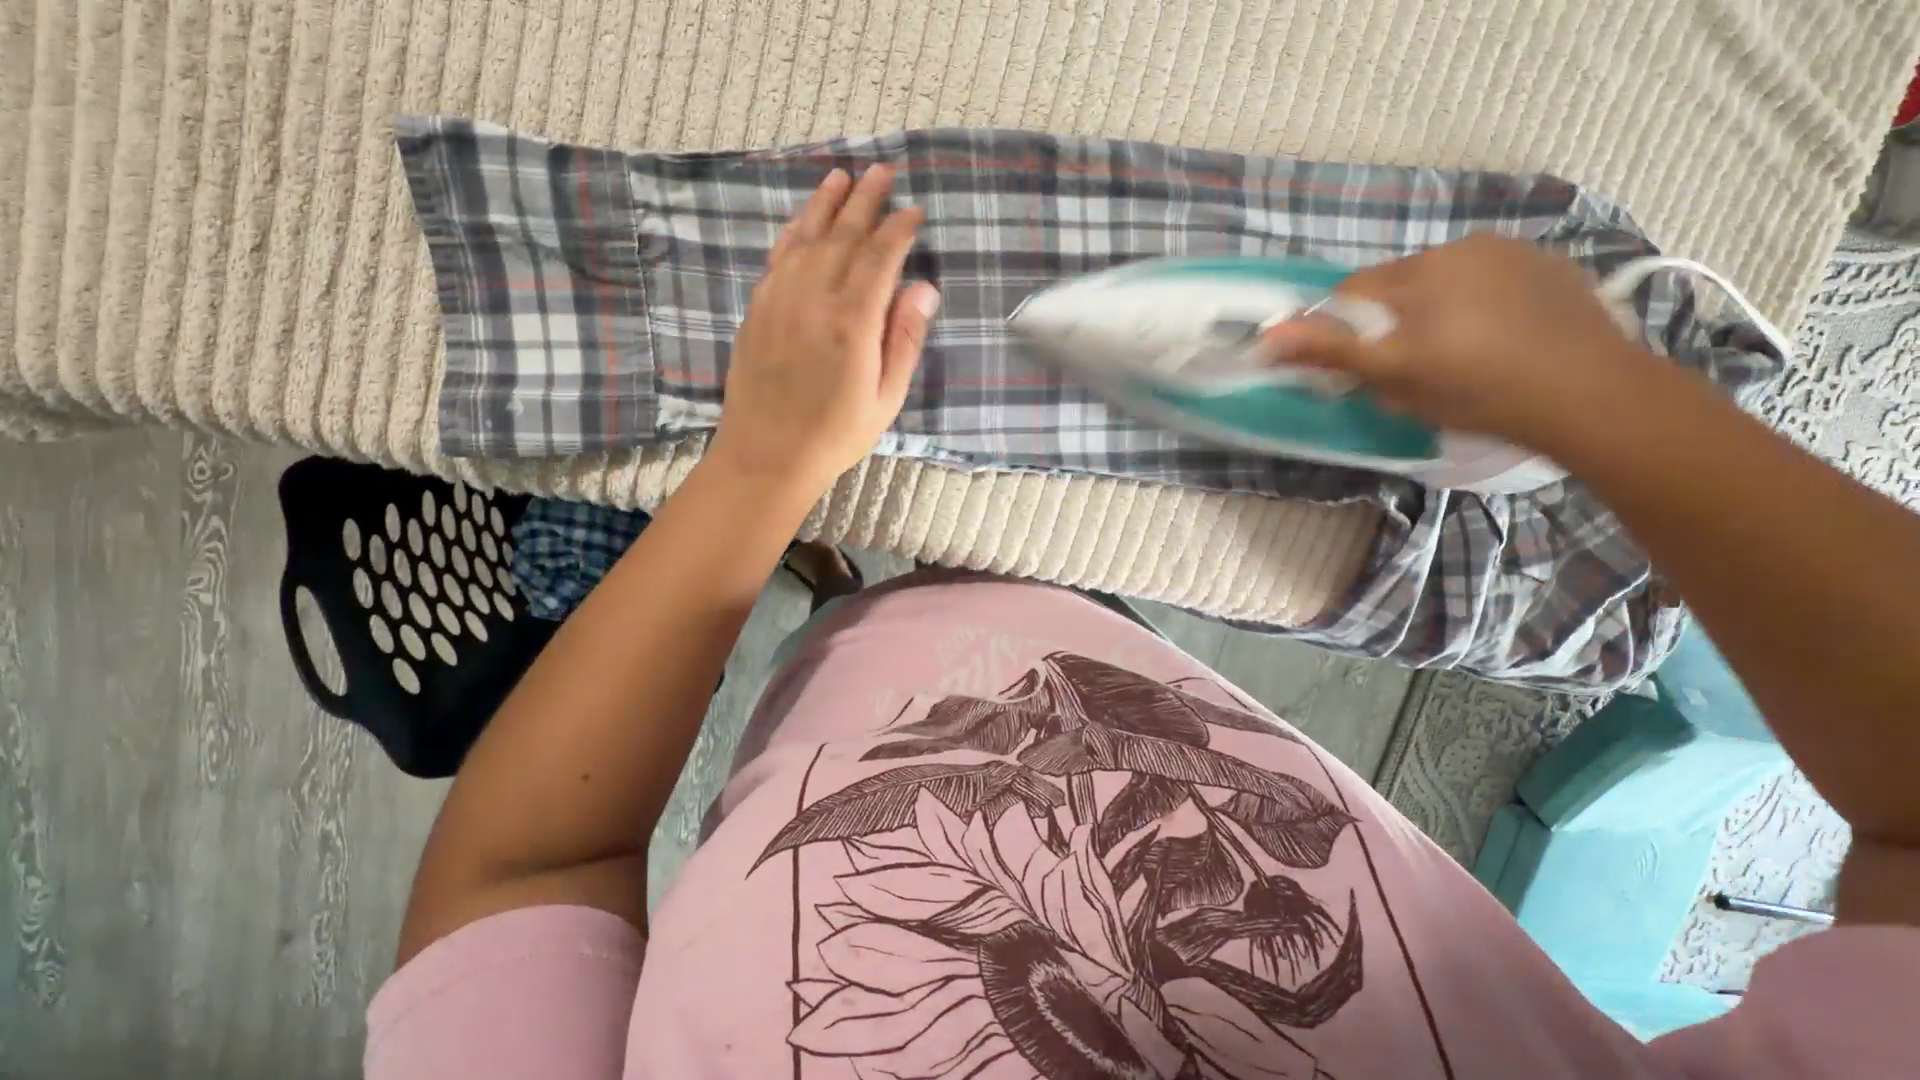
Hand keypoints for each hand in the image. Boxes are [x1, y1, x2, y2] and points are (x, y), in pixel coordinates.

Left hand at [707, 166, 940, 500]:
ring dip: (825, 204)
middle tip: (882, 171)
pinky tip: (802, 220)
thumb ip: (904, 338)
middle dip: (865, 200)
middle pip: (843, 235)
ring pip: (806, 237)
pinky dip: (793, 232)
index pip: (880, 257)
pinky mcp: (758, 309)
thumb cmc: (836, 433)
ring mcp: (780, 300)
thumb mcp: (886, 396)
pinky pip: (778, 258)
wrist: (767, 454)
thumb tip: (923, 289)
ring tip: (841, 177)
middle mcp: (814, 299)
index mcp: (853, 322)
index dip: (898, 229)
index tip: (913, 211)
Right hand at [1265, 233, 1668, 449]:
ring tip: (1463, 353)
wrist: (1591, 395)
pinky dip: (1480, 300)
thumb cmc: (1480, 393)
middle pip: (1397, 282)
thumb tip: (1267, 336)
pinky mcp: (1545, 262)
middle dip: (1393, 319)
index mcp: (1417, 275)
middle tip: (1414, 367)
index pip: (1351, 291)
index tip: (1366, 365)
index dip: (1347, 330)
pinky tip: (1501, 337)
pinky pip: (1489, 276)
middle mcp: (1457, 248)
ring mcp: (1508, 250)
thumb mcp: (1396, 379)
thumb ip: (1331, 351)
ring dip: (1437, 307)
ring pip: (1443, 278)